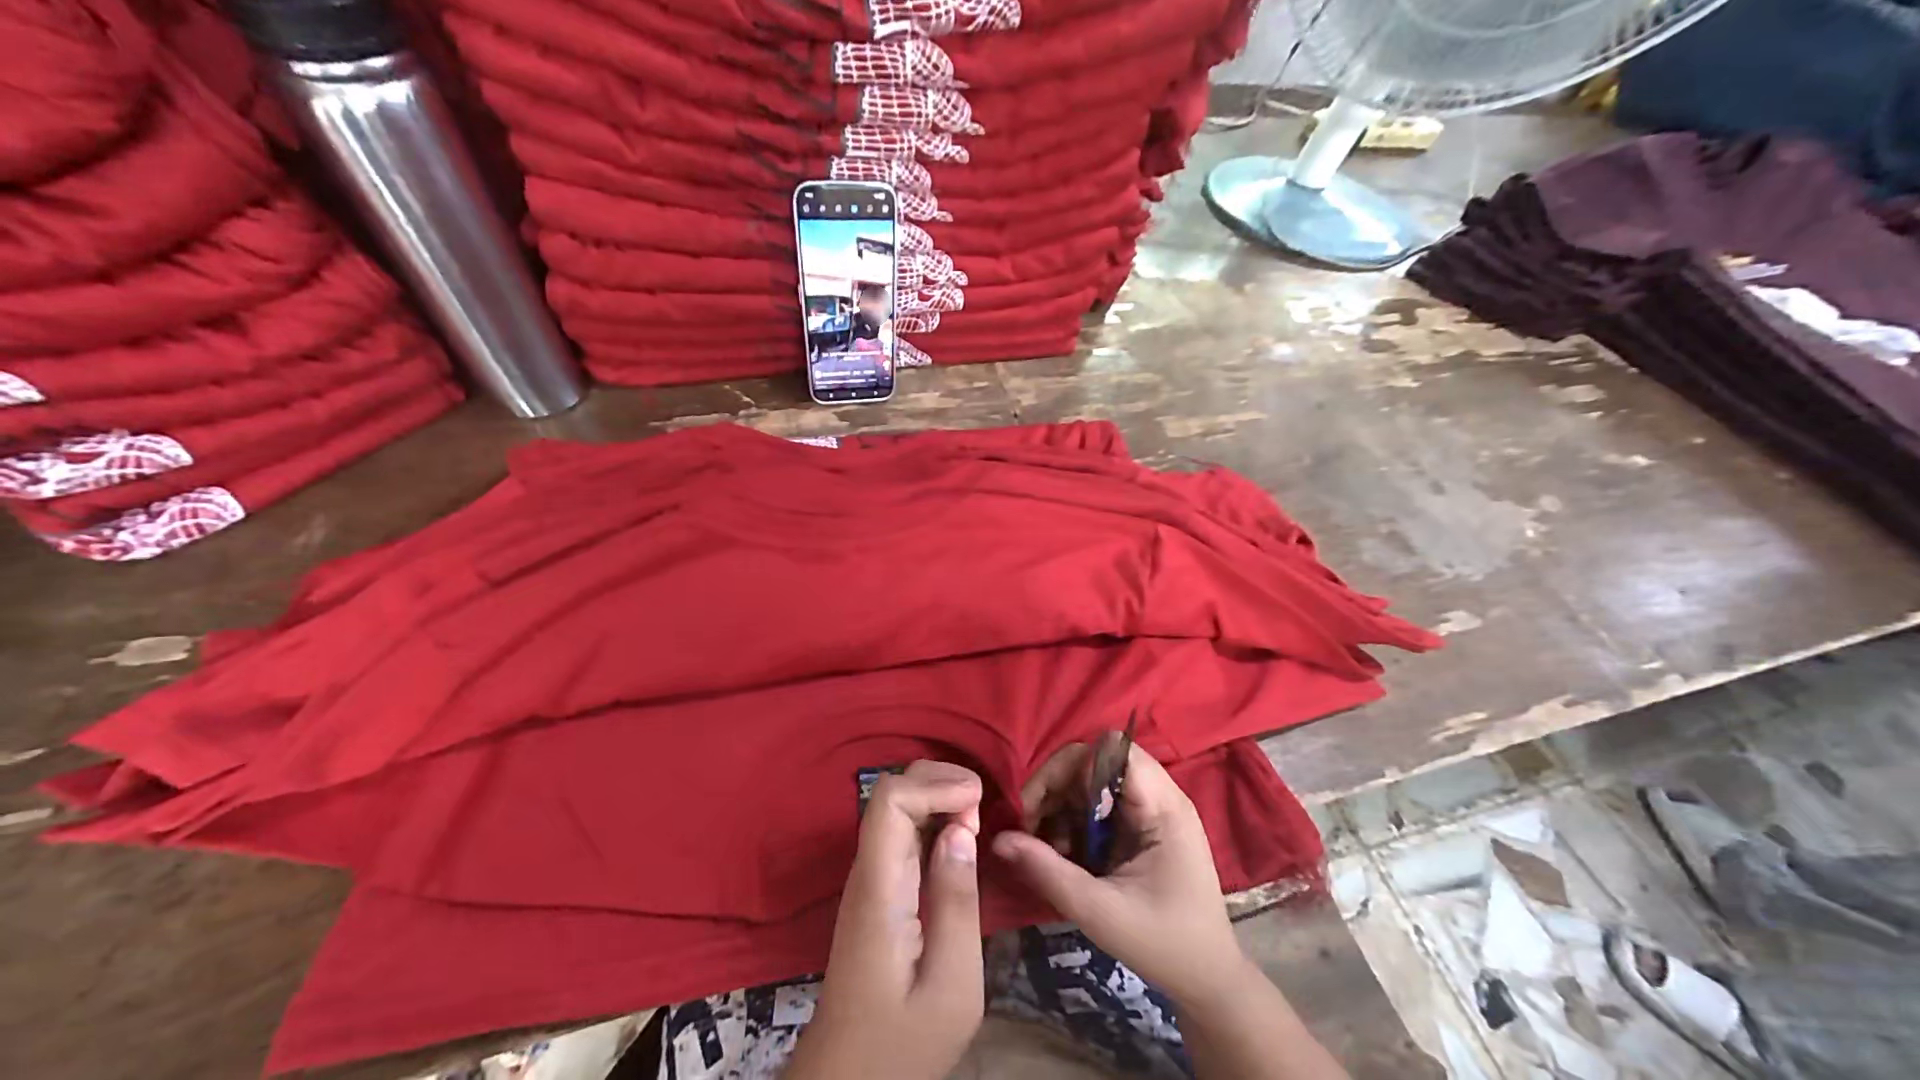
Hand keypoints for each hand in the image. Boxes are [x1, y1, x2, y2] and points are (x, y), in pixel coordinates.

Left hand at [784, 760, 985, 1079]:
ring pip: (895, 809)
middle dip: (938, 781)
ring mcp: (869, 880)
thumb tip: (962, 829)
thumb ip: (957, 903)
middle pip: (890, 793)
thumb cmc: (904, 1042)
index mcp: (879, 889)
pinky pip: (902, 835)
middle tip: (983, 805)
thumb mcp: (952, 985)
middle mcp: (867, 872)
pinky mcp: (878, 891)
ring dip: (938, 797)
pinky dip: (934, 820)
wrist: (849, 1078)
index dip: (933, 785)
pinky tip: (961, 835)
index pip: (889, 801)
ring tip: (979, 816)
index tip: (977, 803)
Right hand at [992, 743, 1244, 1005]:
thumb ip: (1048, 871)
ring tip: (1045, 847)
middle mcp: (1159, 796)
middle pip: (1096, 760)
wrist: (1208, 980)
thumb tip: (998, 839)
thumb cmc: (1163, 944)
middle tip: (1031, 829)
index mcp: (1162, 806)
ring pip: (1092, 781)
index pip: (1111, 749)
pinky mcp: (1143, 826)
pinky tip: (1063, 854)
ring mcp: (1151, 810)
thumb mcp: (1099, 912)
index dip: (1070, 767)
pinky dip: (1073, 821)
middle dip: (1056, 788)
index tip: (1041, 807)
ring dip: (1061, 806)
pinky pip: (1099, 804)